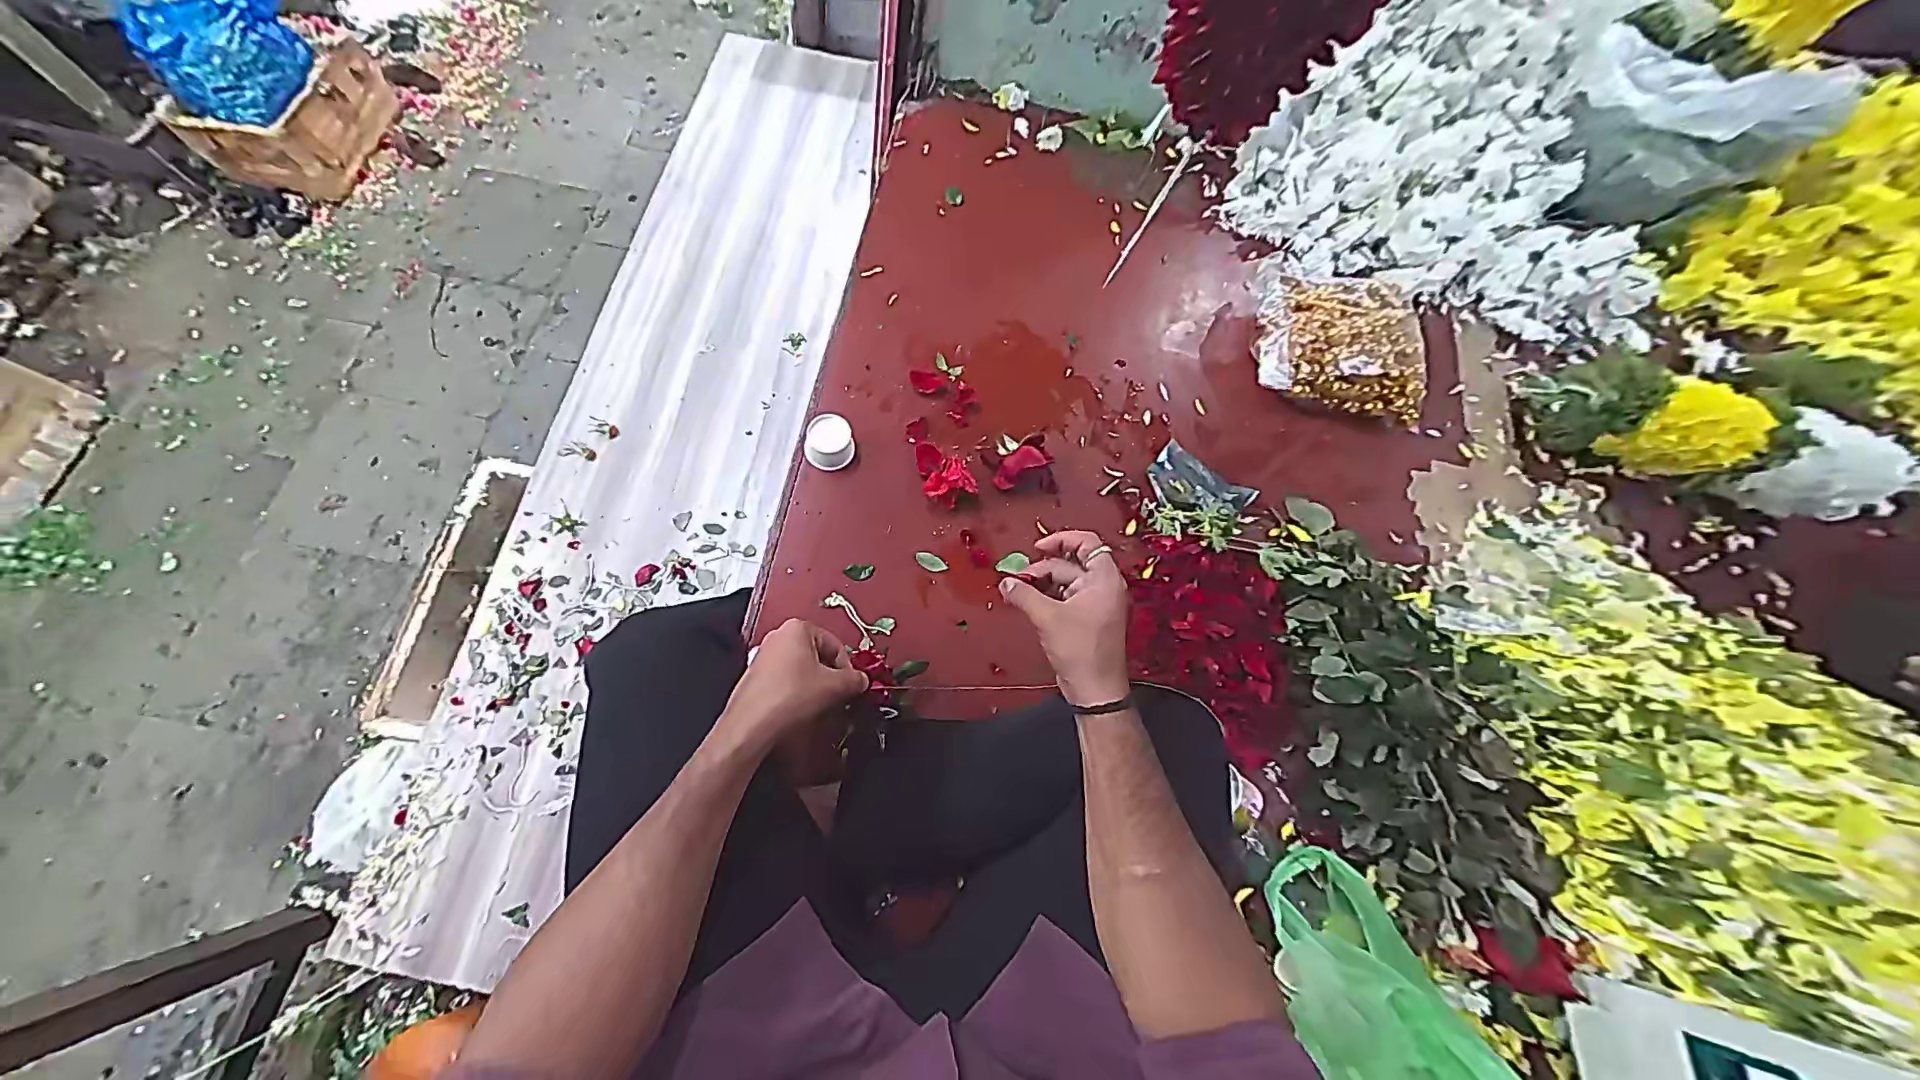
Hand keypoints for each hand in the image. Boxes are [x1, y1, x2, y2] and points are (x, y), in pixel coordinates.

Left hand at [716, 619, 868, 752]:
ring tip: (817, 703)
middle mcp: (779, 635)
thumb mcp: (834, 687)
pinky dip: (796, 689)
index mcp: (798, 628)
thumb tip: (860, 680)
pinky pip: (785, 678)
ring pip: (801, 667)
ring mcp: (765, 654)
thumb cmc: (788, 697)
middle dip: (830, 675)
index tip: (851, 684)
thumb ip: (854, 679)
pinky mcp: (756, 674)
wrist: (751, 724)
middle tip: (837, 694)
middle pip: (818, 654)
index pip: (835, 645)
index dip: (847, 667)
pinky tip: (798, 707)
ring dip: (814, 683)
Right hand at [999, 530, 1131, 707]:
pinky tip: (1028, 602)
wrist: (1094, 688)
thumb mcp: (1048, 617)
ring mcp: (1095, 603)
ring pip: (1066, 581)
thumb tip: (1005, 582)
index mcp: (1104, 579)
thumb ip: (1024, 595)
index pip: (1087, 543)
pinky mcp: (1086, 618)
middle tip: (1019, 578)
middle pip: (1071, 563)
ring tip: (1018, 590)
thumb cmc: (1080, 649)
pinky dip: (1047, 596)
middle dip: (1044, 567)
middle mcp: (1103, 587)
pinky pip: (1066, 597)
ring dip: (1042, 583)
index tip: (1038, 547)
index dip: (1062, 539)